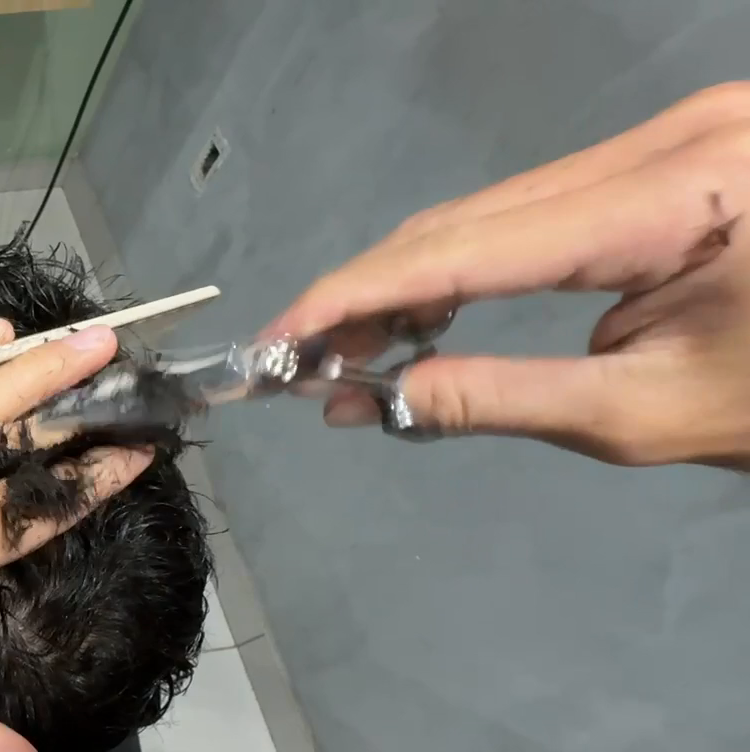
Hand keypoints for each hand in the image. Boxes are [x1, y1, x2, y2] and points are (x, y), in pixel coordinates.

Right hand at [266, 81, 749, 467]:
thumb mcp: (640, 412)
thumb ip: (490, 400)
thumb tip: (363, 403)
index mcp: (679, 194)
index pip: (457, 247)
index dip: (346, 297)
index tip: (270, 345)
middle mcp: (665, 141)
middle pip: (453, 223)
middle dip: (359, 299)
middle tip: (298, 367)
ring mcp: (664, 142)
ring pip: (473, 217)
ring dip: (395, 289)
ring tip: (346, 358)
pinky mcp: (660, 160)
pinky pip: (515, 215)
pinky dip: (447, 274)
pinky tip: (415, 322)